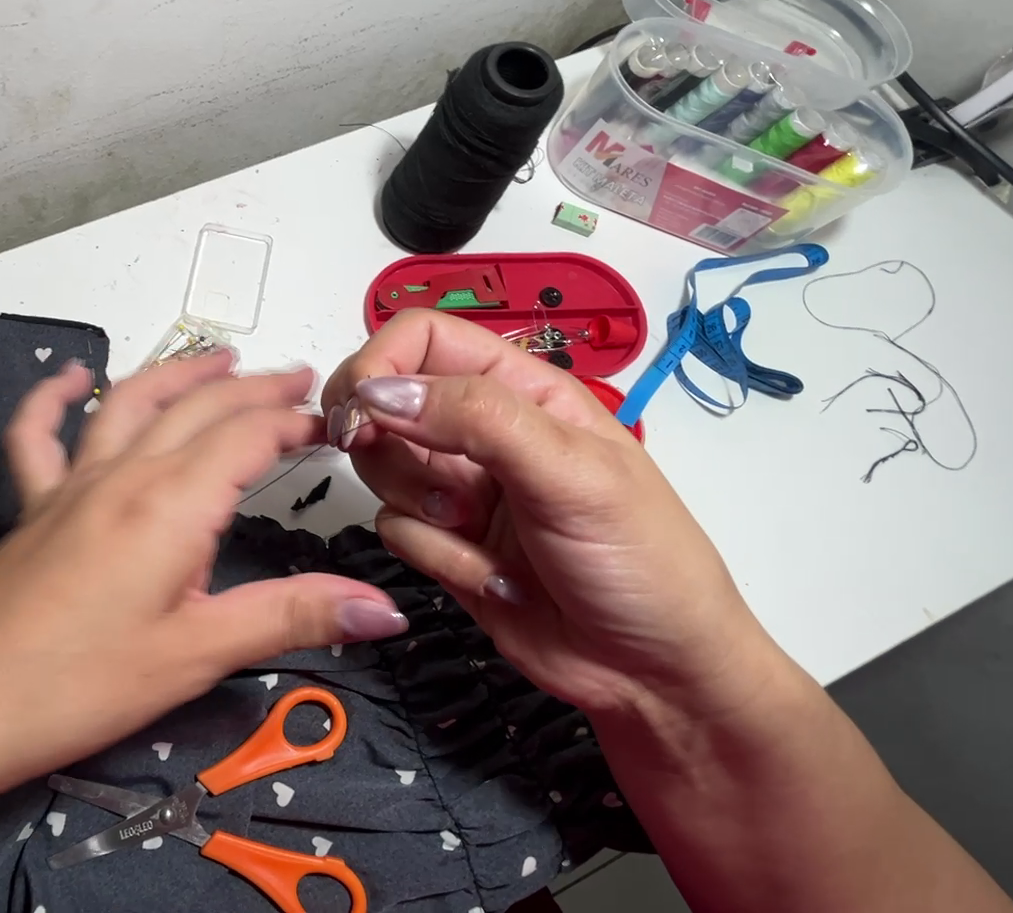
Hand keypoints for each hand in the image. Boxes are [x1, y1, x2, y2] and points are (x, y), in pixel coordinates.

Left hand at [0, 352, 408, 818]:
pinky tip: (72, 376)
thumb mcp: (198, 654)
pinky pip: (38, 434)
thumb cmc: (80, 684)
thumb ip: (292, 617)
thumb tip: (388, 609)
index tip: (330, 424)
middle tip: (295, 377)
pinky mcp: (33, 503)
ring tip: (217, 358)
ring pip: (129, 403)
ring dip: (177, 374)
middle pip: (197, 407)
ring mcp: (71, 482)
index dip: (293, 423)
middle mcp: (124, 474)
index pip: (248, 438)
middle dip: (252, 386)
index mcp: (172, 503)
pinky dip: (55, 396)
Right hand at [321, 309, 783, 718]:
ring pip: (378, 465)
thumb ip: (478, 419)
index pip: (421, 338)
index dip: (381, 362)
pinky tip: (490, 575)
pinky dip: (431, 553)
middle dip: (385, 441)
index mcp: (519, 390)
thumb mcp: (573, 475)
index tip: (361, 409)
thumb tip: (378, 391)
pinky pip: (391, 527)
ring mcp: (454, 485)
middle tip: (421, 477)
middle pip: (382, 400)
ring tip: (477, 528)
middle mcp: (477, 430)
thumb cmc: (640, 561)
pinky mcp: (439, 539)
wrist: (652, 674)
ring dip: (417, 503)